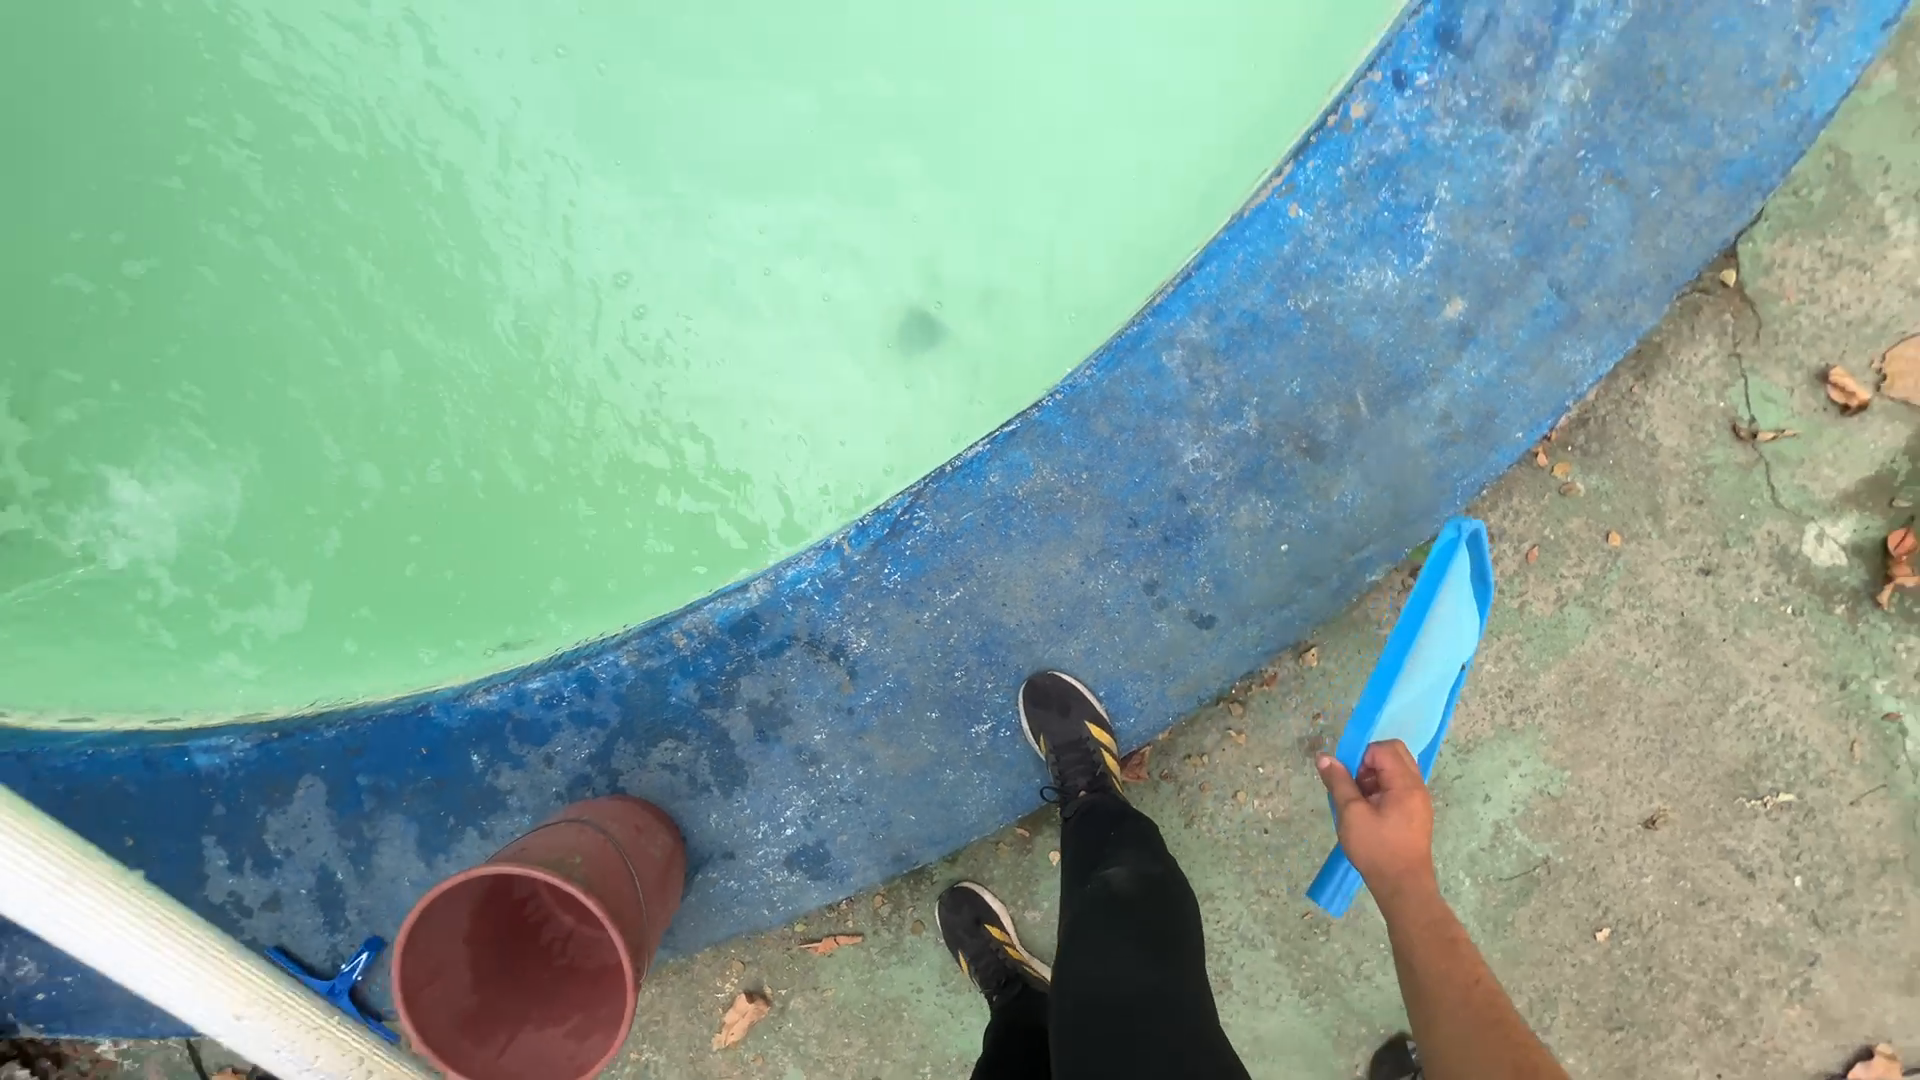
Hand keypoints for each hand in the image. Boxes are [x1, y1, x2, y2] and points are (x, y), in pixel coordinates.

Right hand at [1316, 740, 1437, 908]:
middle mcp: (1417, 788)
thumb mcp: (1350, 813)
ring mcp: (1419, 801)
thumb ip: (1338, 781)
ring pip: (1396, 770)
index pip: (1384, 748)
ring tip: (1359, 801)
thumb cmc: (1376, 848)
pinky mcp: (1416, 813)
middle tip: (1354, 784)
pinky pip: (1398, 786)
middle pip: (1395, 754)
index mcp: (1405, 785)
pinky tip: (1368, 811)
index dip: (1362, 756)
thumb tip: (1324, 757)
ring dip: (1374, 776)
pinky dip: (1381, 789)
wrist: (1403, 887)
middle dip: (1369, 762)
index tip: (1349, 777)